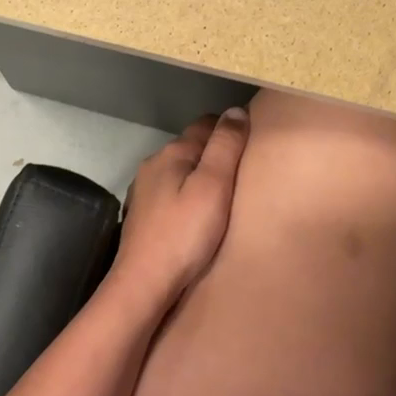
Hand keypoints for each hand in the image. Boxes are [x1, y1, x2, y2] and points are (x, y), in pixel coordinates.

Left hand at [109, 109, 248, 300]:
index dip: (229, 129)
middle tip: (245, 170)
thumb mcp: (213, 186)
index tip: (253, 141)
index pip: (205, 124)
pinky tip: (198, 215)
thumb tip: (235, 110)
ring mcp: (144, 192)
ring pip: (180, 172)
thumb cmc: (183, 234)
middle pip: (191, 147)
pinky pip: (171, 195)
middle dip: (215, 153)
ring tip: (225, 194)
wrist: (143, 285)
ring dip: (200, 177)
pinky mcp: (142, 217)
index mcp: (172, 153)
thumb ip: (225, 147)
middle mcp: (154, 165)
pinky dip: (187, 196)